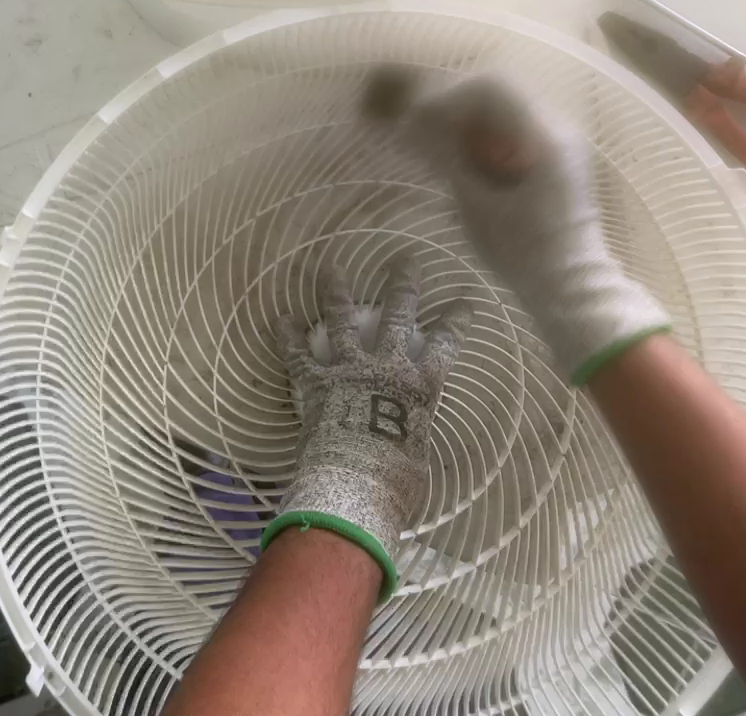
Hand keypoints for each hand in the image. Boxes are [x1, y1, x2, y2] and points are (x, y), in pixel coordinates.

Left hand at [260, 258, 468, 602]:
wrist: (355, 487)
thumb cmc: (395, 482)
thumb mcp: (418, 459)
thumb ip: (412, 438)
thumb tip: (408, 445)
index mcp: (421, 387)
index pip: (446, 346)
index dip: (457, 322)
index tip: (465, 300)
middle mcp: (388, 367)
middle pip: (399, 315)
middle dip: (403, 284)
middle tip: (405, 259)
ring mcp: (350, 369)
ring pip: (343, 320)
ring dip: (337, 292)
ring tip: (333, 269)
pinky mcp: (317, 382)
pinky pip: (298, 355)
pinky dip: (287, 338)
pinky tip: (279, 318)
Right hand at [364, 68, 670, 386]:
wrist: (570, 286)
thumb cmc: (523, 252)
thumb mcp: (475, 203)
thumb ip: (446, 156)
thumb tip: (410, 125)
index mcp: (542, 135)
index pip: (490, 86)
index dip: (445, 95)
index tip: (415, 120)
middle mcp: (556, 126)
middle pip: (497, 90)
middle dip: (452, 102)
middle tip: (418, 128)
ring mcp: (558, 139)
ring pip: (503, 105)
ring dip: (464, 116)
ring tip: (432, 141)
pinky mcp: (553, 155)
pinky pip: (512, 126)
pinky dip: (481, 131)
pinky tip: (458, 154)